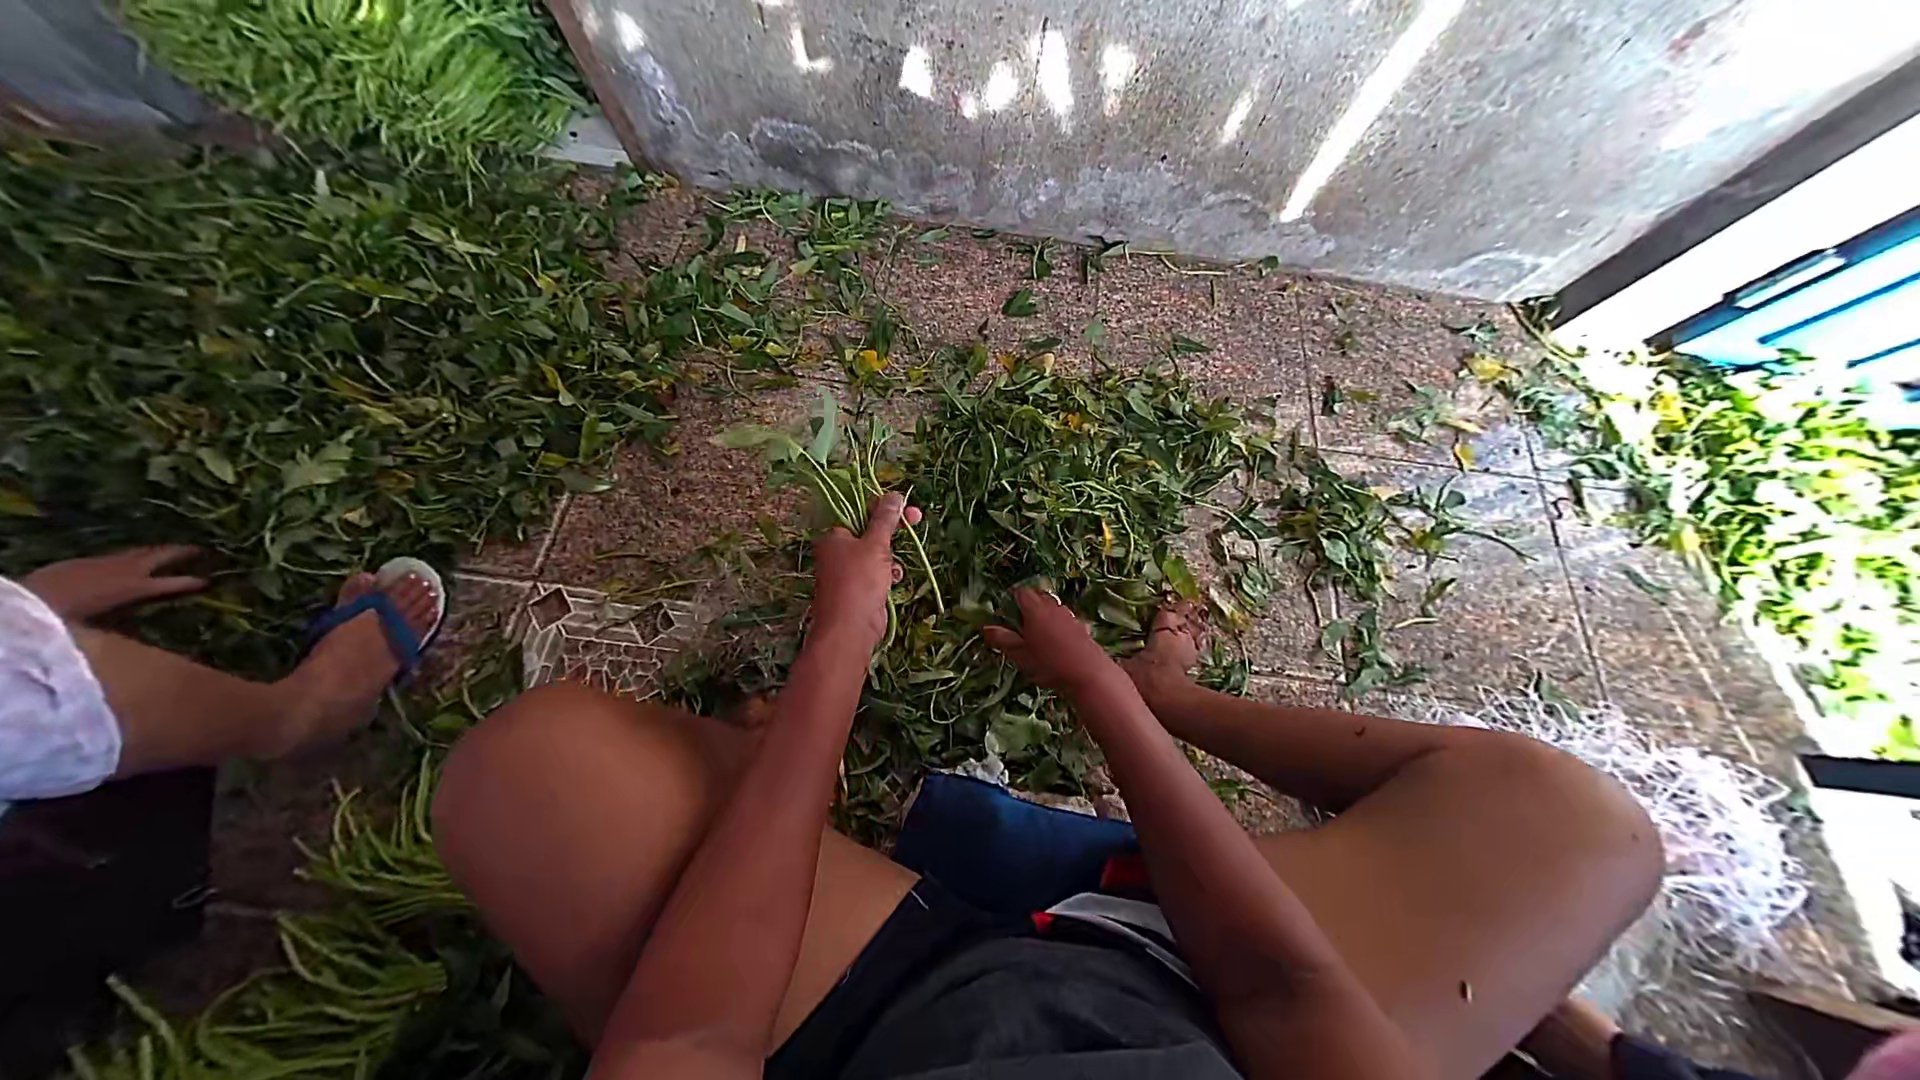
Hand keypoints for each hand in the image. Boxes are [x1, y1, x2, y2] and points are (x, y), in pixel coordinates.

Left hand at [22, 545, 207, 619]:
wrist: (32, 599)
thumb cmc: (75, 613)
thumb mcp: (112, 615)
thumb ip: (136, 608)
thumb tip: (154, 607)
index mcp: (139, 586)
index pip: (176, 582)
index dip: (193, 582)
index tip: (210, 581)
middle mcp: (129, 570)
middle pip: (161, 556)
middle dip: (182, 552)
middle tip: (199, 549)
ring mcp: (106, 562)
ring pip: (141, 552)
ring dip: (158, 549)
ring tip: (171, 548)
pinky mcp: (86, 562)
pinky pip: (119, 554)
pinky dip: (133, 554)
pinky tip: (133, 556)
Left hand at [810, 493, 920, 651]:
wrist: (850, 628)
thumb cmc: (859, 581)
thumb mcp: (876, 545)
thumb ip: (885, 519)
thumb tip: (894, 494)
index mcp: (834, 535)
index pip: (861, 512)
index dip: (885, 509)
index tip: (908, 508)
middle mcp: (837, 551)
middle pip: (870, 532)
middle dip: (892, 533)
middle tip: (916, 521)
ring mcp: (846, 572)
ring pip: (876, 554)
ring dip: (890, 558)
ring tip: (894, 568)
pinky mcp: (857, 589)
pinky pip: (876, 573)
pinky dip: (886, 574)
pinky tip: (893, 581)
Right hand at [981, 587, 1125, 699]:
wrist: (1089, 674)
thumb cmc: (1048, 663)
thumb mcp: (1019, 654)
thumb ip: (1002, 639)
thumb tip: (985, 627)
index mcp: (1034, 609)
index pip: (1020, 592)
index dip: (1011, 599)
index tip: (1005, 613)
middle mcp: (1053, 607)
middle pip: (1038, 597)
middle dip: (1027, 607)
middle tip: (1019, 626)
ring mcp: (1070, 616)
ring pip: (1053, 609)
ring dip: (1044, 617)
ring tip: (1037, 637)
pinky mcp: (1082, 628)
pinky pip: (1066, 621)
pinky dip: (1059, 627)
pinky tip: (1058, 645)